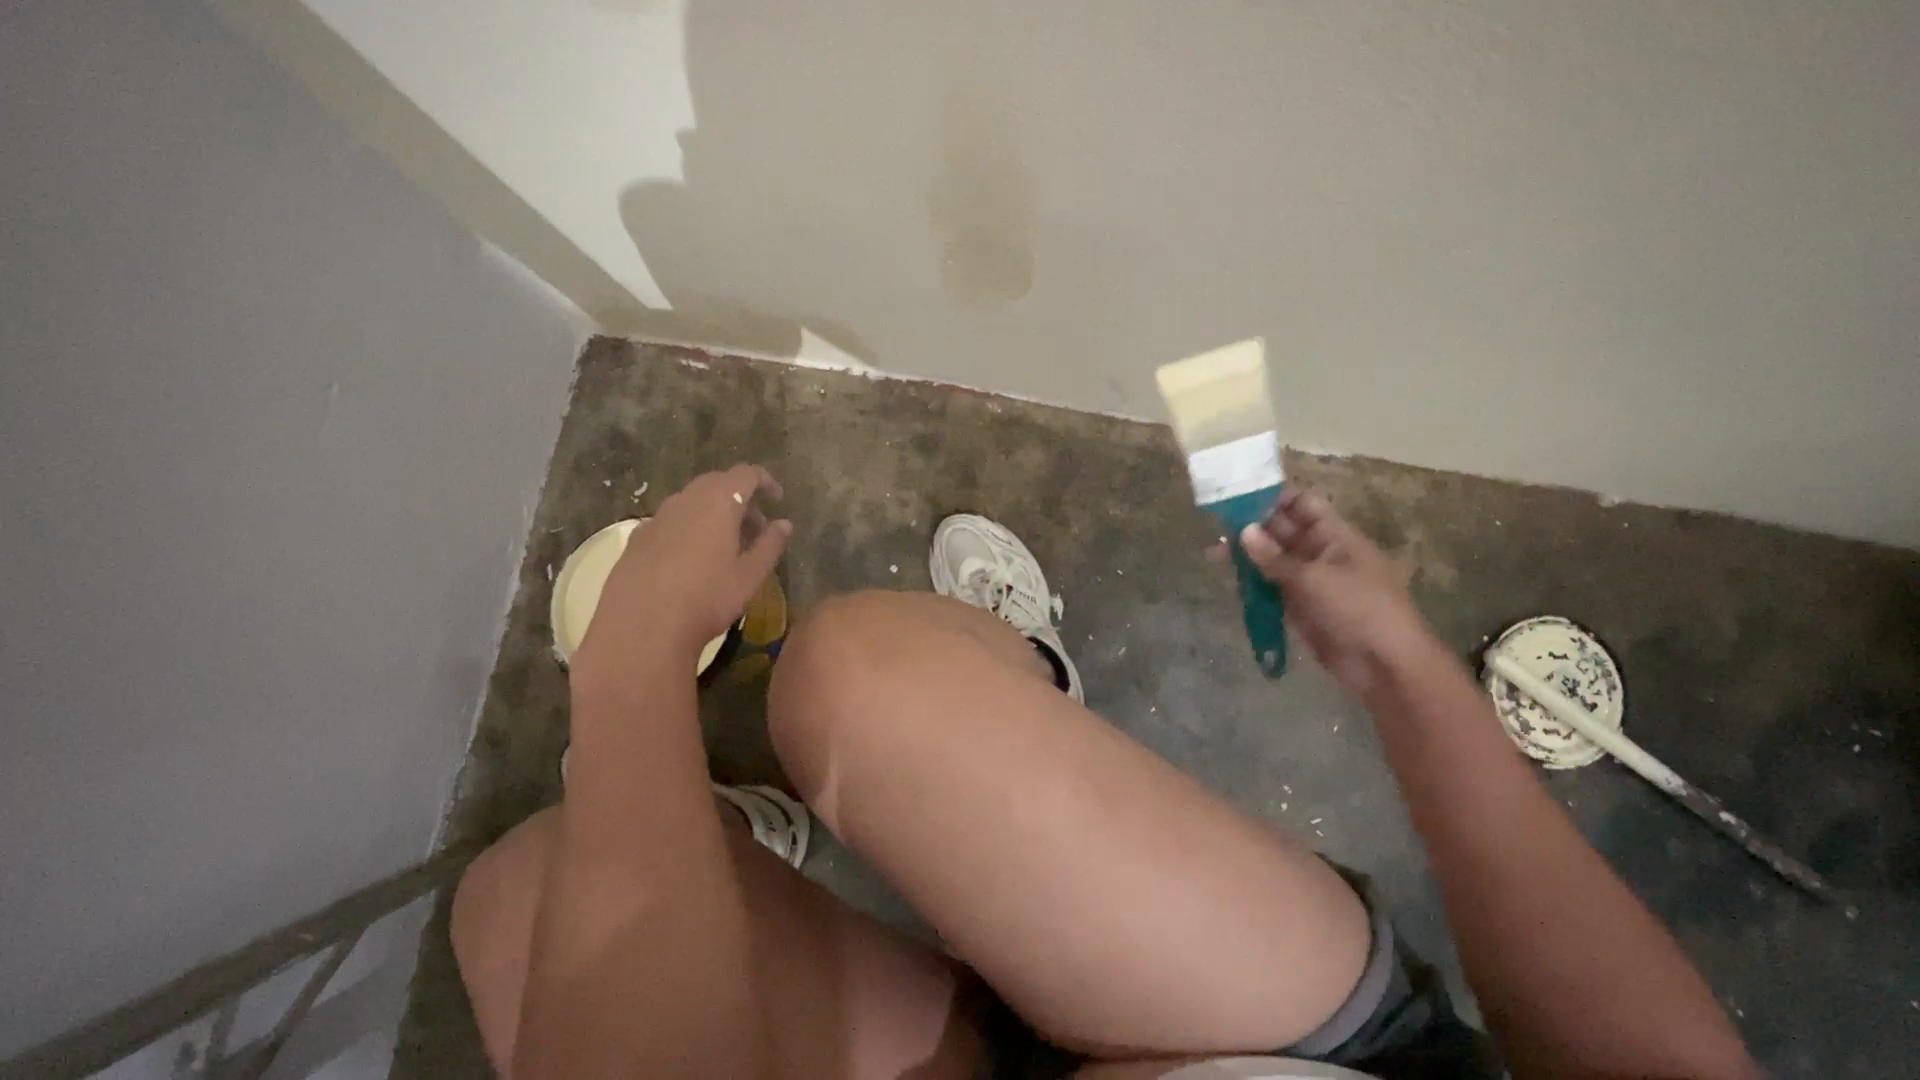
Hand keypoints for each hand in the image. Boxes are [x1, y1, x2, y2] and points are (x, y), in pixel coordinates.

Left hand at [570, 465, 791, 688]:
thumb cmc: (706, 599)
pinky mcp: (636, 539)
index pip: (746, 474)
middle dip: (740, 499)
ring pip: (691, 503)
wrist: (641, 627)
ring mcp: (656, 518)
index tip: (778, 499)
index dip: (765, 481)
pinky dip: (688, 529)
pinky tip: (691, 560)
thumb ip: (770, 545)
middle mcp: (684, 500)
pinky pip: (670, 522)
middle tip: (756, 528)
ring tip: (726, 546)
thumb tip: (784, 524)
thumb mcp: (749, 576)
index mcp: (717, 501)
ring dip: (713, 514)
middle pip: (716, 484)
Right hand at [1236, 488, 1435, 702]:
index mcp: (1336, 536)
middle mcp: (1321, 553)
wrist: (1384, 665)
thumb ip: (1275, 558)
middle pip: (1283, 531)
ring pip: (1273, 560)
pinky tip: (1229, 579)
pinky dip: (1252, 583)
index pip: (1302, 504)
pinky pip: (1272, 588)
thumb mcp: (1315, 578)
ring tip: (1214, 553)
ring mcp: (1310, 581)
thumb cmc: (1359, 609)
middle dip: (1252, 526)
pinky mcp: (1300, 607)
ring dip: (1247, 556)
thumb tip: (1243, 531)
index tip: (1239, 493)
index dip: (1274, 496)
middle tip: (1215, 524)